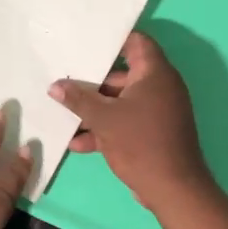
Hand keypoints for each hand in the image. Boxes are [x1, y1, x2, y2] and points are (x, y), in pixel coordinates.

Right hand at [49, 31, 217, 215]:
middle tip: (64, 78)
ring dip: (94, 109)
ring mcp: (156, 111)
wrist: (172, 189)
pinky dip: (105, 128)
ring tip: (64, 114)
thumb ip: (78, 99)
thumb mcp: (103, 119)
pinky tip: (78, 143)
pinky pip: (125, 121)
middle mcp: (159, 87)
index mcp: (155, 74)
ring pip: (120, 101)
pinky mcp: (152, 132)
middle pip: (121, 75)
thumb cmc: (140, 143)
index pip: (137, 42)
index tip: (85, 40)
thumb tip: (55, 86)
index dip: (112, 39)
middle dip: (92, 81)